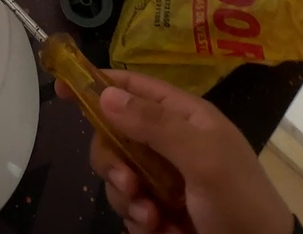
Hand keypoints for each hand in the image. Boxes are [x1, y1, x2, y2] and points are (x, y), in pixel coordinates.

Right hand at [60, 70, 292, 233]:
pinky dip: (136, 219)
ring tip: (150, 217)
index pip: (132, 86)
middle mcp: (170, 142)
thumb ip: (155, 124)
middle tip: (126, 181)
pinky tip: (157, 231)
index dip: (96, 83)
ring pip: (118, 171)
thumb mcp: (203, 158)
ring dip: (125, 195)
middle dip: (112, 158)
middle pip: (114, 132)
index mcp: (183, 116)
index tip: (62, 88)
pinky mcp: (161, 212)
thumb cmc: (240, 203)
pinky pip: (129, 206)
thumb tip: (105, 94)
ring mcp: (165, 179)